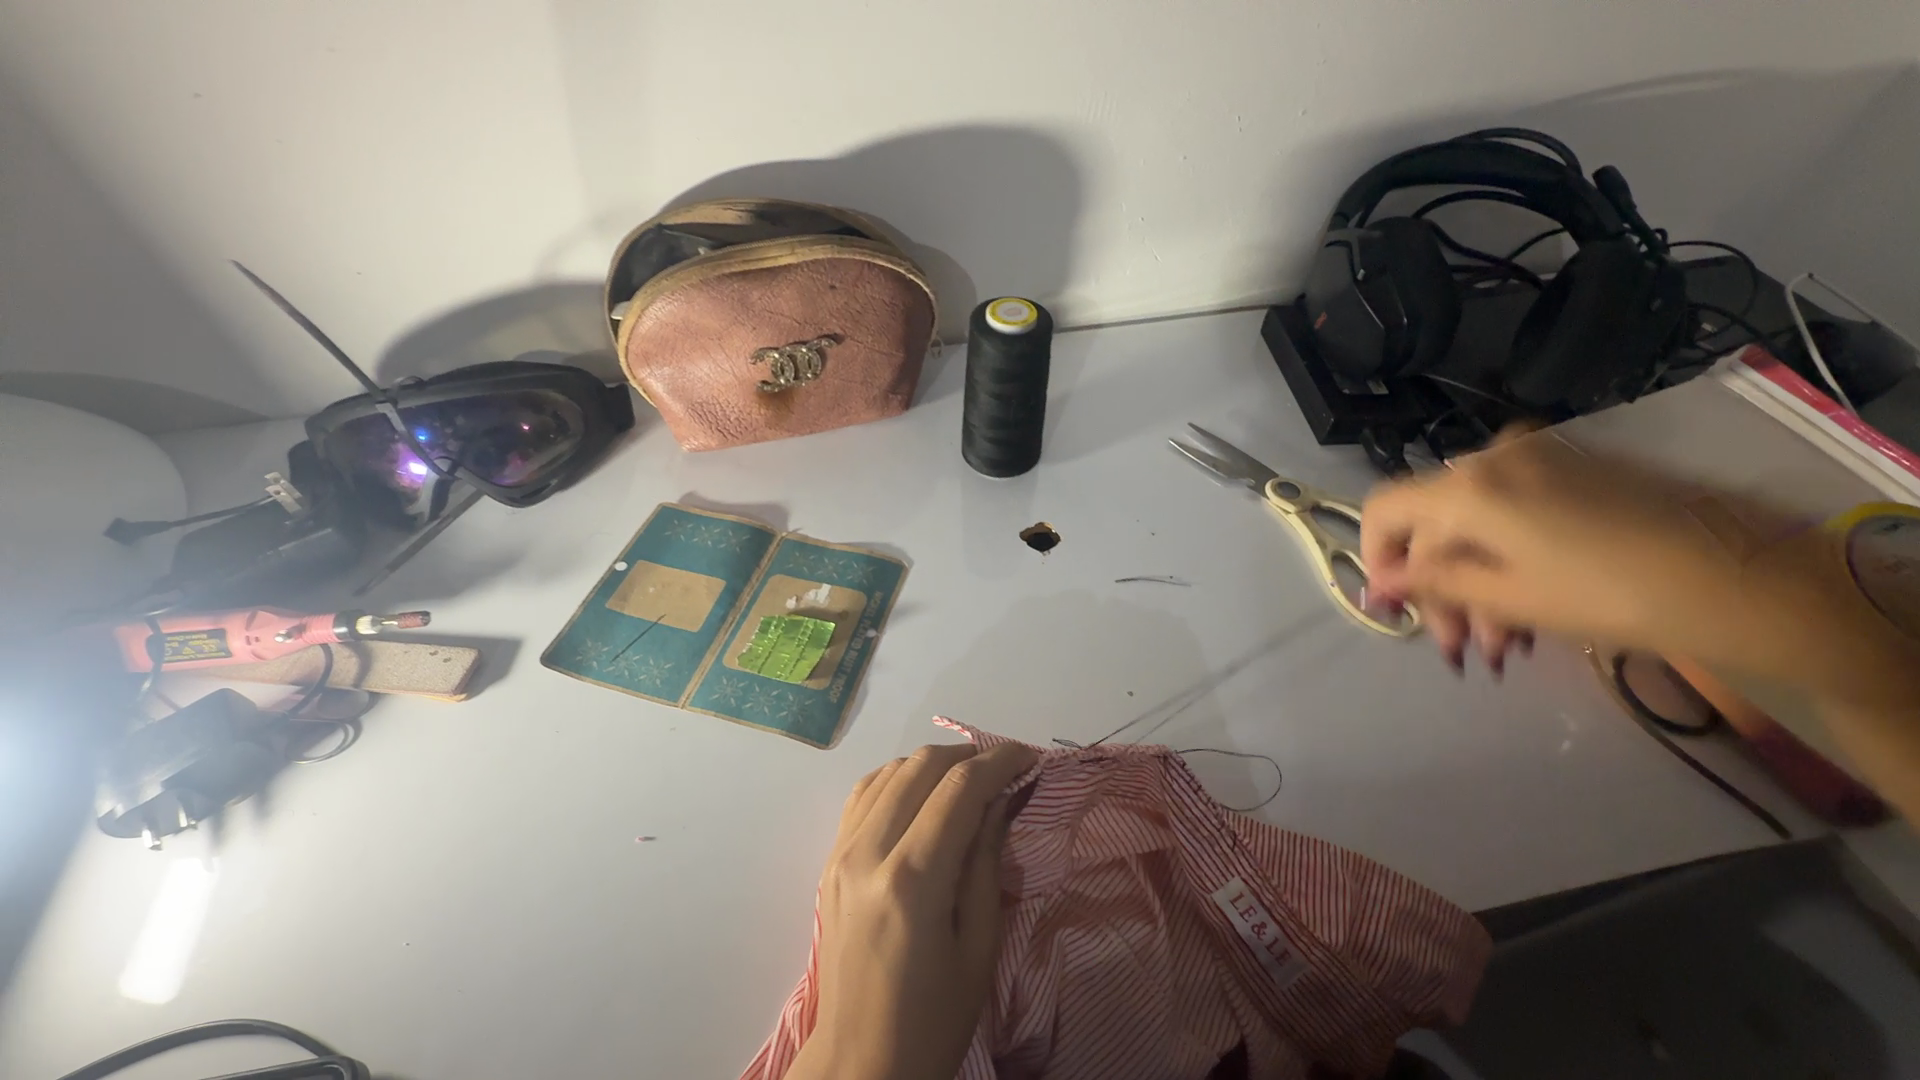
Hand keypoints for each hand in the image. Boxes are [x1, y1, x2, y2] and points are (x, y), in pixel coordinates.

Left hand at [786, 741, 1037, 1079]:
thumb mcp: (979, 944)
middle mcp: (868, 852)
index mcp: (912, 880)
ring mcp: (840, 853)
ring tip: (968, 779)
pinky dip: (897, 778)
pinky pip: (863, 794)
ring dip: (933, 764)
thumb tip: (999, 798)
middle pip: (921, 767)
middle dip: (969, 756)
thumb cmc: (934, 1016)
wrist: (861, 1059)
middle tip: (1003, 769)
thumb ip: (986, 860)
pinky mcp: (829, 860)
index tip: (1028, 757)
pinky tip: (921, 792)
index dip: (999, 762)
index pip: (960, 788)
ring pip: (889, 771)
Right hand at [1360, 425, 1803, 675]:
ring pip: (1477, 524)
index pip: (1384, 510)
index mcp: (1468, 486)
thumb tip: (1379, 583)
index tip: (1395, 605)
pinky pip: (1515, 512)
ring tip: (1503, 645)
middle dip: (1440, 591)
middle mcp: (1494, 457)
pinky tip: (1527, 609)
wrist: (1745, 576)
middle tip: (1461, 649)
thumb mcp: (1508, 597)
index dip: (1376, 559)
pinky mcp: (1577, 468)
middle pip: (1434, 525)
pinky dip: (1509, 558)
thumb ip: (1432, 582)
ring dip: (1476, 584)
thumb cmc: (1610, 594)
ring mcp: (1539, 458)